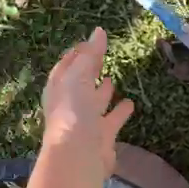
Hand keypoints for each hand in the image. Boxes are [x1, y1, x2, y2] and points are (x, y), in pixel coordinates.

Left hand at [42, 28, 134, 151]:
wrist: (78, 156)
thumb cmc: (73, 111)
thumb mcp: (79, 76)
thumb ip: (90, 55)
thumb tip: (99, 31)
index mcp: (58, 89)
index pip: (66, 66)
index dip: (76, 53)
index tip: (89, 42)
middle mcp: (69, 105)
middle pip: (80, 83)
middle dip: (89, 71)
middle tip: (101, 57)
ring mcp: (85, 122)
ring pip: (94, 103)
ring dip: (103, 92)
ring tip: (113, 79)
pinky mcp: (101, 137)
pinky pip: (112, 120)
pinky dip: (119, 111)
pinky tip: (130, 103)